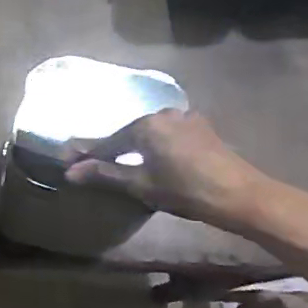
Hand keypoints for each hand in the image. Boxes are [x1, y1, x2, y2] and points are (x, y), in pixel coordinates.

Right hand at [63, 109, 293, 233]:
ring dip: (134, 147)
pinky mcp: (202, 129)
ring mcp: (186, 118)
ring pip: (150, 133)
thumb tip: (71, 172)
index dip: (87, 154)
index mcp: (146, 124)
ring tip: (121, 163)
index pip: (108, 141)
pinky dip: (155, 146)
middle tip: (91, 164)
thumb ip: (105, 174)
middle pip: (129, 134)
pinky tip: (153, 159)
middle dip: (110, 149)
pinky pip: (168, 135)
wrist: (241, 195)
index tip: (67, 162)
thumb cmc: (185, 190)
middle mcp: (164, 113)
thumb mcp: (140, 184)